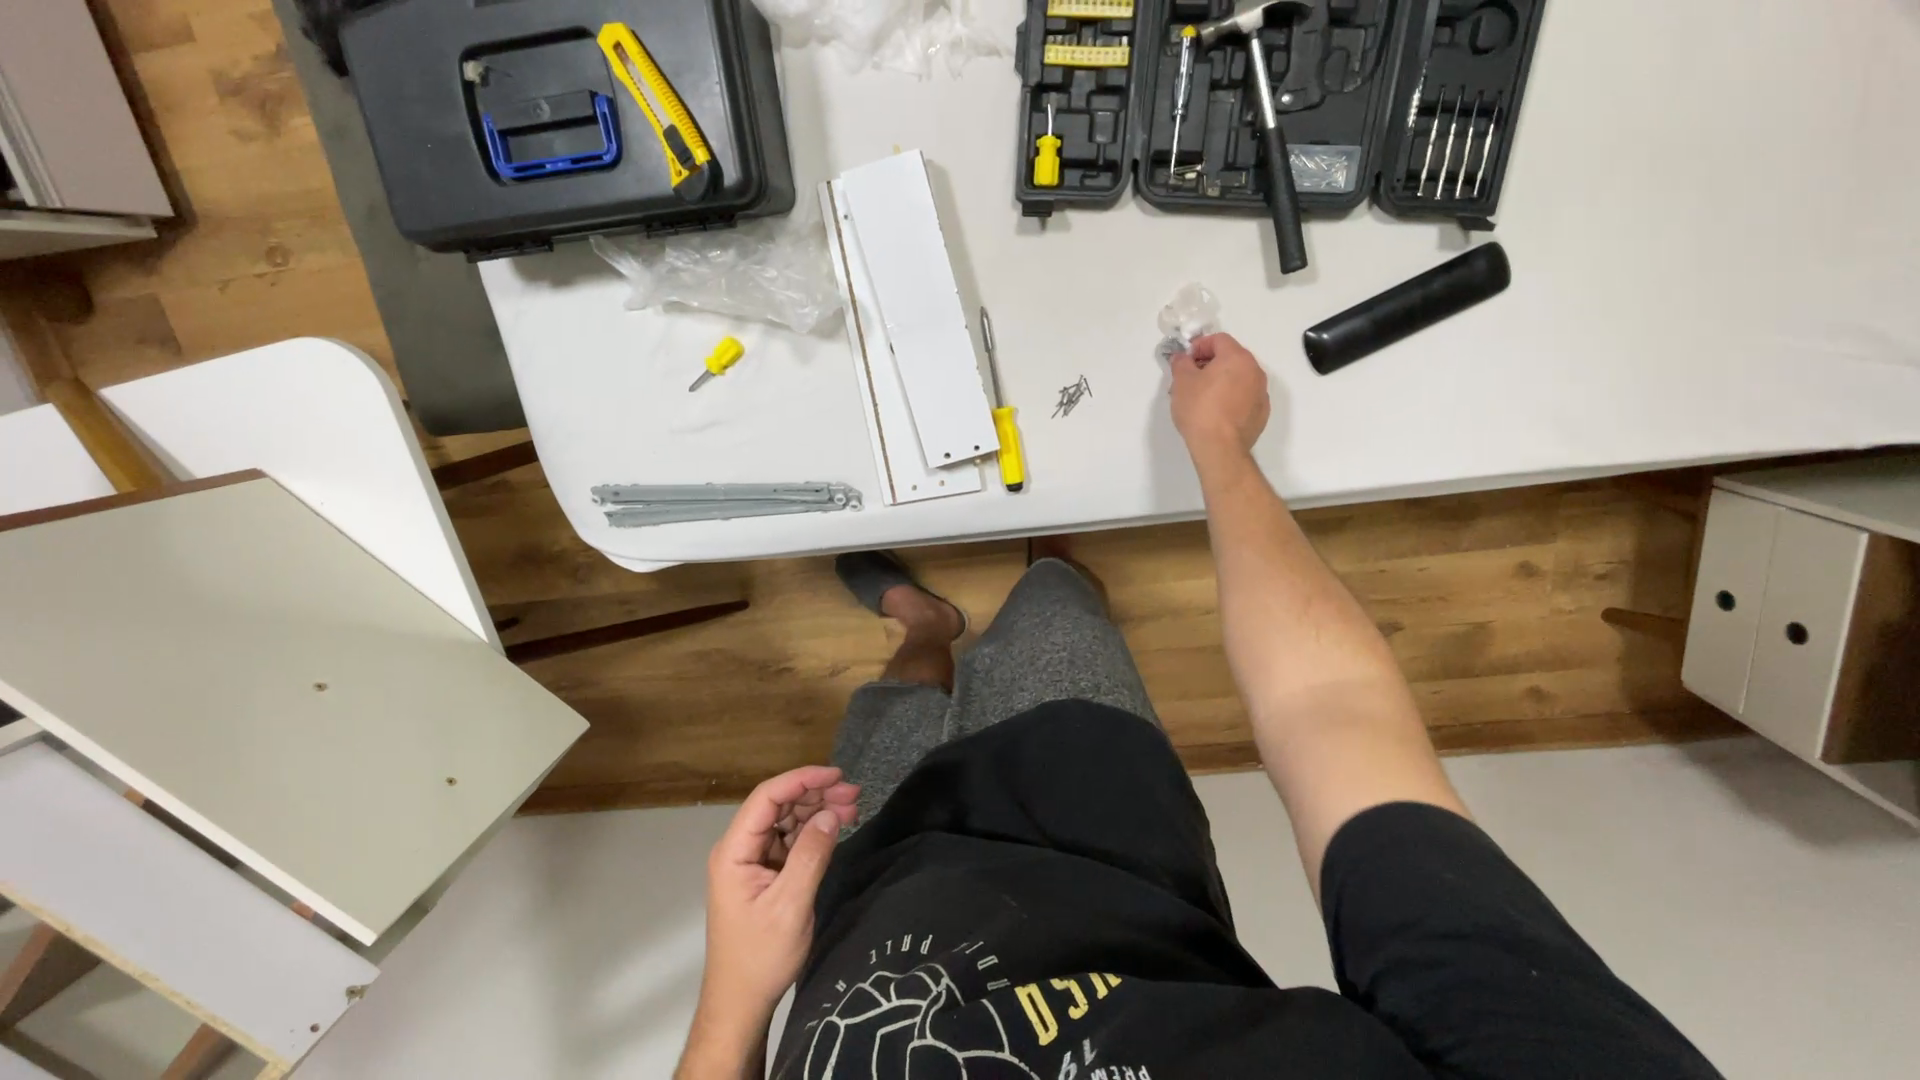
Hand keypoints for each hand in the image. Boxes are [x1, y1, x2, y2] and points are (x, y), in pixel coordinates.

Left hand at [701, 765, 858, 1016]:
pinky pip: (790, 840)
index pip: (766, 798)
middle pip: (778, 805)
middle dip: (815, 794)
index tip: (837, 775)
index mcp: (734, 851)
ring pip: (786, 820)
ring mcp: (752, 861)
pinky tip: (838, 826)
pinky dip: (815, 831)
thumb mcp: (790, 906)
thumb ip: (810, 856)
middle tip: (855, 793)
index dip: (801, 780)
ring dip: (818, 810)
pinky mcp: (765, 874)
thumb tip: (832, 813)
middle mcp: (740, 849)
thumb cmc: (760, 956)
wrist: (742, 1002)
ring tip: (854, 806)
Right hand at [1170, 332, 1271, 462]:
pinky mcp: (1262, 412)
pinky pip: (1246, 396)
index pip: (1219, 339)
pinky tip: (1218, 412)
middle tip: (1193, 378)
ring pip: (1240, 377)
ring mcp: (1261, 392)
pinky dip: (1233, 398)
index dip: (1200, 346)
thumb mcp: (1182, 382)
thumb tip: (1182, 358)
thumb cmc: (1199, 409)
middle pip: (1232, 357)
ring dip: (1223, 380)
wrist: (1220, 448)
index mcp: (1237, 358)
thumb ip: (1181, 363)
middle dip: (1211, 363)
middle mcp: (1255, 370)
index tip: (1186, 361)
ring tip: (1204, 397)